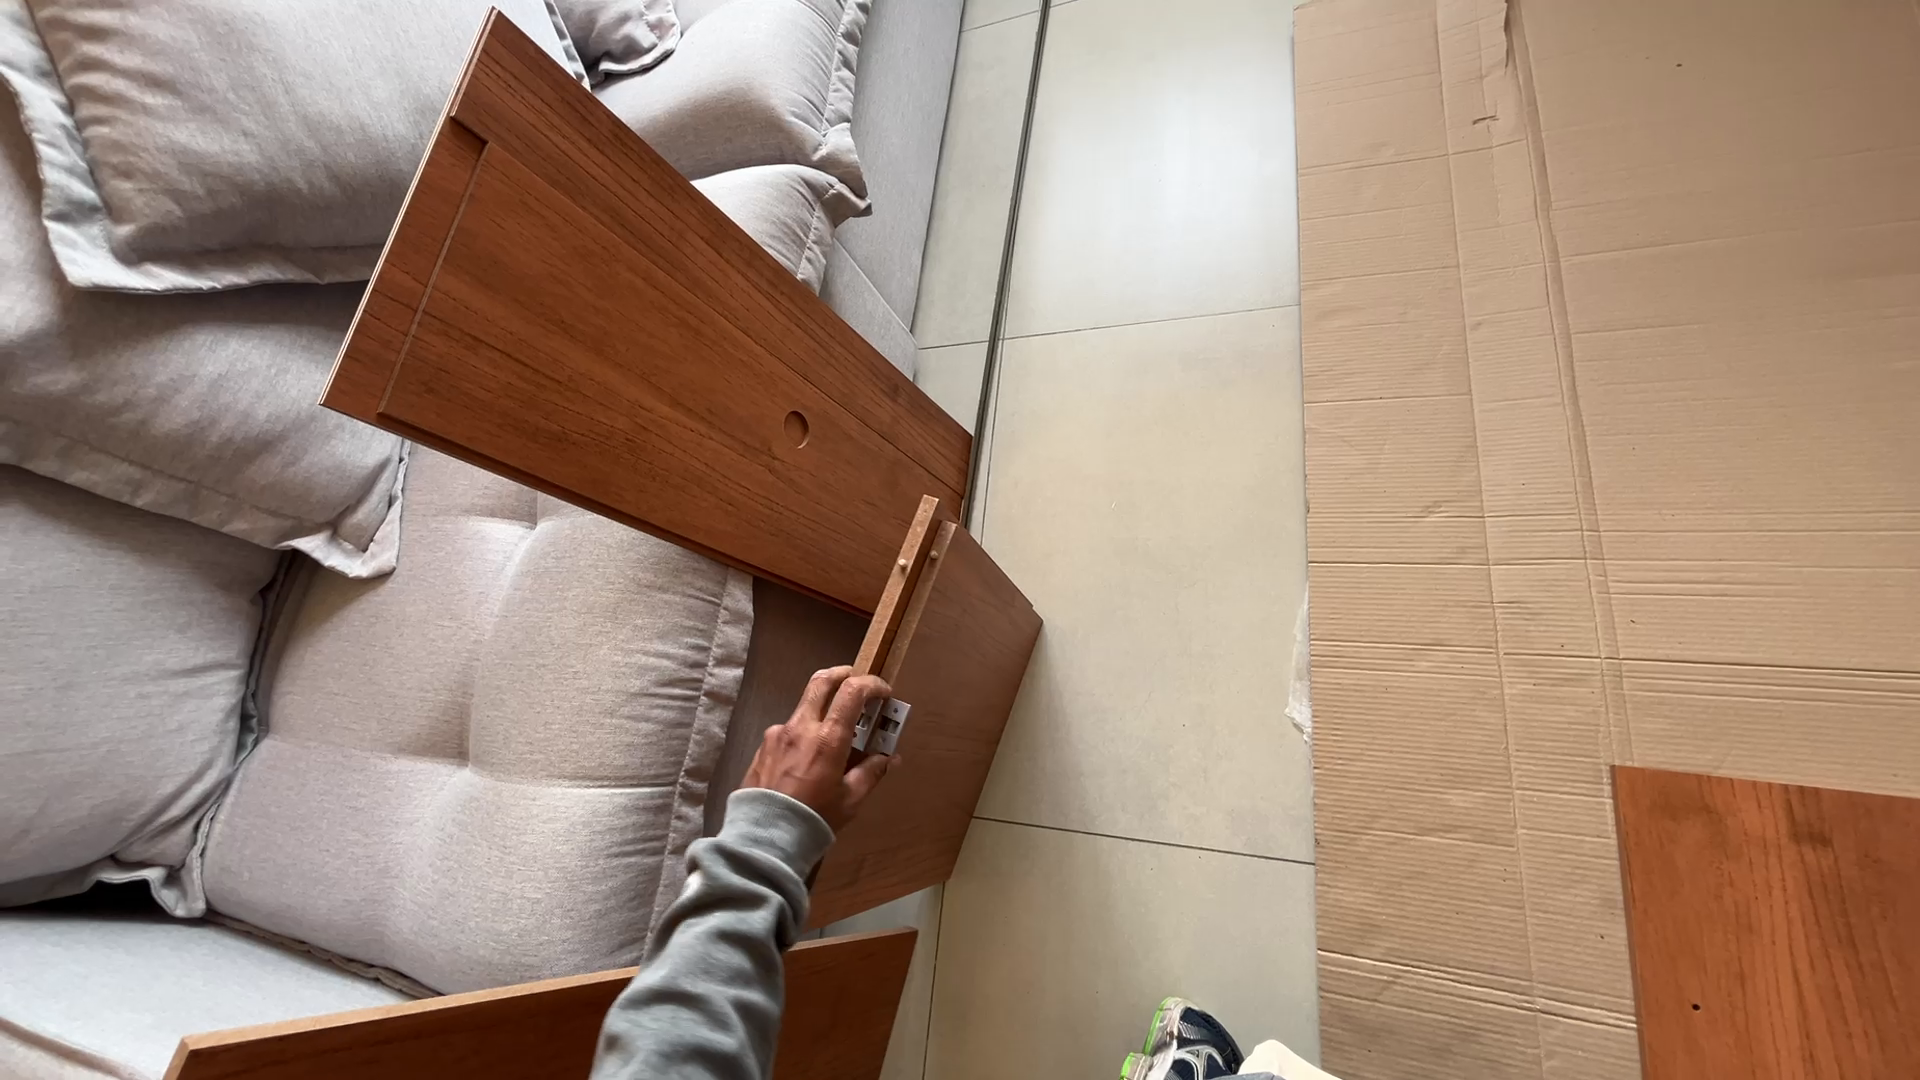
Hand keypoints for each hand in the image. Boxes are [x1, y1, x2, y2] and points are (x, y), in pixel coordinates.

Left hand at [742, 666, 897, 832]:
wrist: (763, 839)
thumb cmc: (814, 818)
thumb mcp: (850, 799)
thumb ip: (871, 772)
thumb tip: (890, 757)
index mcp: (828, 737)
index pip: (853, 691)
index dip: (872, 684)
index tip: (883, 693)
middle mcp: (802, 726)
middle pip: (822, 681)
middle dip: (843, 674)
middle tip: (855, 681)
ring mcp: (778, 733)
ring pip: (804, 707)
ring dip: (822, 709)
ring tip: (831, 735)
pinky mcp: (763, 746)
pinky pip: (788, 730)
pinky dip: (804, 732)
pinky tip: (806, 758)